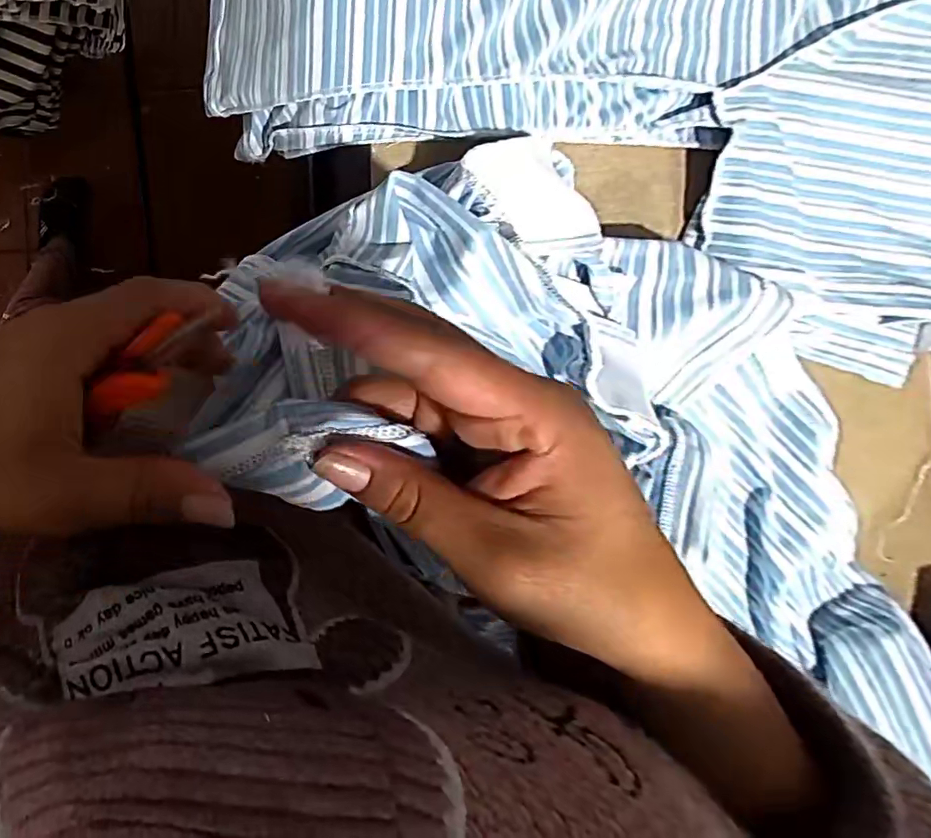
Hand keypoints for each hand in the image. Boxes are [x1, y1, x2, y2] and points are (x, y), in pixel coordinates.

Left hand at [0, 277, 238, 542]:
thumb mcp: (72, 493)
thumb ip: (150, 491)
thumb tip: (226, 506)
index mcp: (63, 338)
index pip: (142, 296)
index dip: (192, 300)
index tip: (231, 320)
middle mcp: (44, 324)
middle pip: (124, 310)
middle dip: (175, 332)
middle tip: (216, 367)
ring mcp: (21, 338)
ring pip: (97, 328)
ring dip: (141, 349)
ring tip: (173, 384)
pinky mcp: (7, 357)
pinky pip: (71, 343)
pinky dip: (108, 360)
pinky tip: (113, 398)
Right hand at [260, 277, 728, 682]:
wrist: (650, 635)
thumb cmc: (591, 594)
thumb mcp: (494, 555)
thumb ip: (408, 496)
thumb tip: (325, 453)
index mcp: (530, 409)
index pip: (429, 351)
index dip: (354, 321)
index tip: (292, 295)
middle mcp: (510, 394)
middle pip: (414, 348)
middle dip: (346, 328)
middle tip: (279, 305)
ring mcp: (496, 413)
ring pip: (405, 385)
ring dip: (358, 406)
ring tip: (320, 441)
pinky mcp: (483, 436)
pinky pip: (416, 416)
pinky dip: (377, 427)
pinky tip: (352, 445)